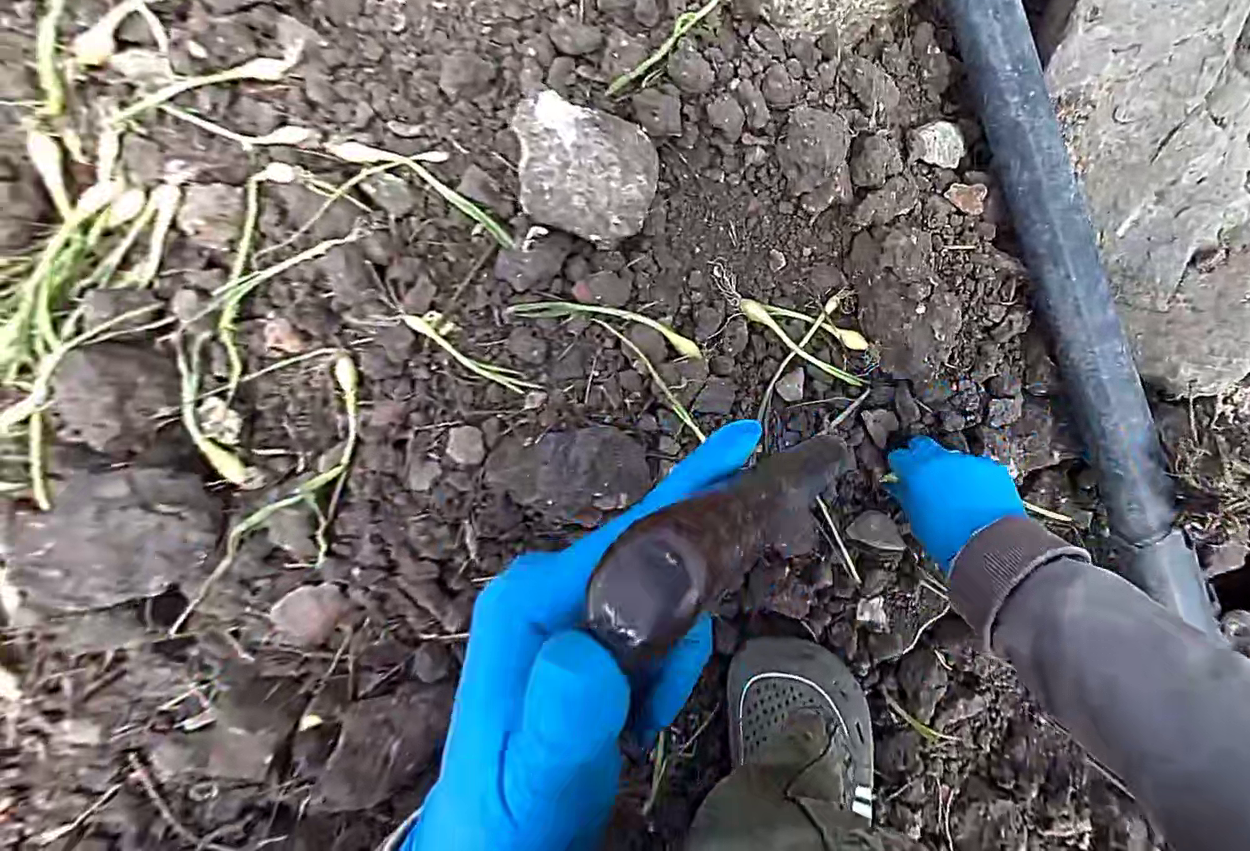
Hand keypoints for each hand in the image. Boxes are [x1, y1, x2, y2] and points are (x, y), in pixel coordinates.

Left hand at [407, 419, 763, 850]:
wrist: (500, 845)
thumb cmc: (511, 816)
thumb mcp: (538, 775)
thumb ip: (562, 717)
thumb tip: (585, 646)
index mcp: (535, 597)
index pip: (636, 524)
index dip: (699, 481)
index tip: (748, 439)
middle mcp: (553, 588)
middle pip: (660, 548)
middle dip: (695, 587)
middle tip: (686, 647)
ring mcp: (574, 608)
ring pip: (671, 589)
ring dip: (678, 646)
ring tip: (644, 713)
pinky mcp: (593, 632)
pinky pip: (663, 619)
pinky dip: (671, 659)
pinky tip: (641, 709)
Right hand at [886, 436, 1025, 571]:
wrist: (988, 542)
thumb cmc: (949, 539)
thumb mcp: (917, 520)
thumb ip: (907, 497)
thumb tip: (901, 488)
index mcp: (918, 472)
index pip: (900, 456)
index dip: (899, 463)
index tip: (900, 469)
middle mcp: (942, 460)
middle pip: (925, 446)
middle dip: (921, 454)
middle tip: (922, 472)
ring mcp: (967, 461)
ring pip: (952, 458)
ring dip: (950, 469)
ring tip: (953, 493)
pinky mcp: (989, 467)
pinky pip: (976, 466)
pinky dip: (973, 477)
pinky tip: (974, 495)